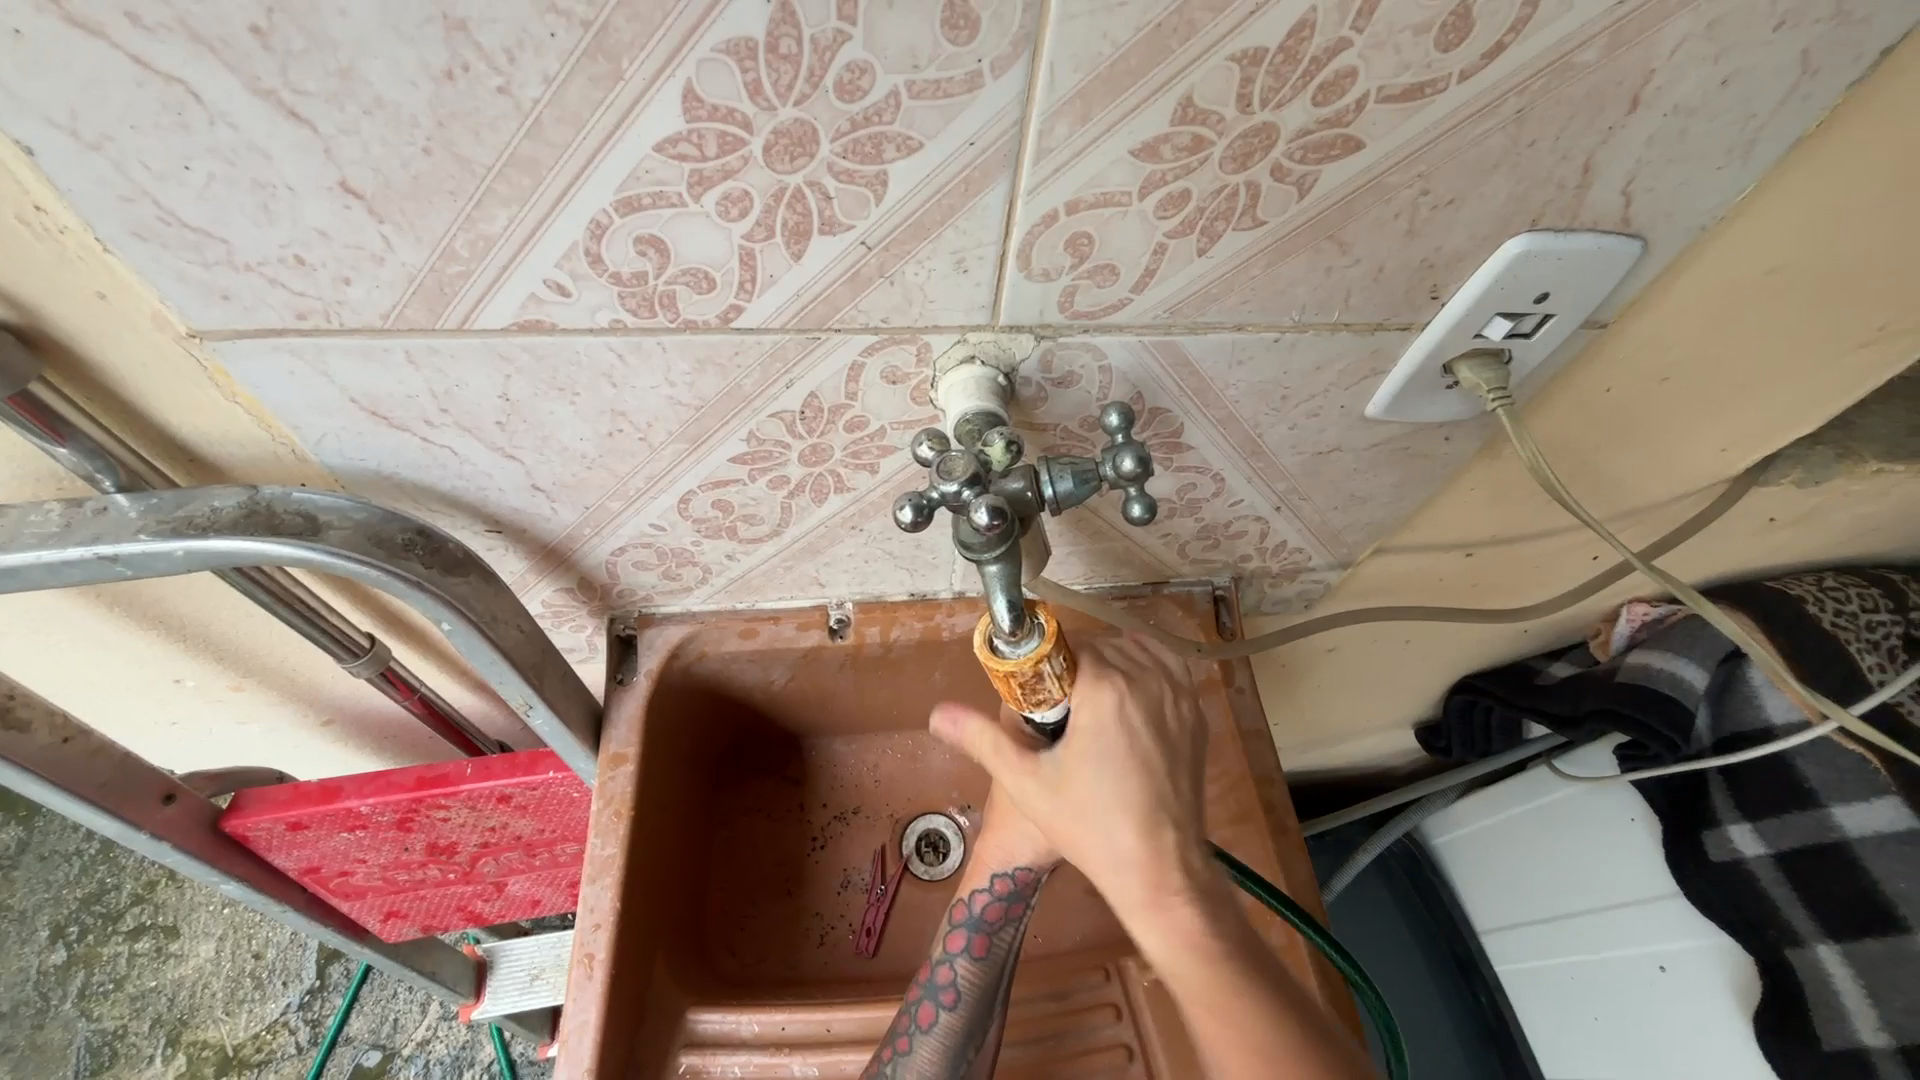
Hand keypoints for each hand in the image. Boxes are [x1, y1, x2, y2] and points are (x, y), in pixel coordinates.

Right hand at [929, 636, 1213, 923]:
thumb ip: (982, 739)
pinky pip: (1170, 666)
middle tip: (1060, 711)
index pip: (1068, 645)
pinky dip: (1148, 668)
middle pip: (1101, 647)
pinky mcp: (1197, 714)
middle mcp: (1147, 678)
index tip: (1038, 697)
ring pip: (1137, 650)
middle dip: (1076, 668)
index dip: (1047, 666)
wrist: (1159, 869)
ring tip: (1092, 704)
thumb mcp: (1026, 783)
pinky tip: (1130, 697)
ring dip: (1112, 663)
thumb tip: (937, 714)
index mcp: (1106, 686)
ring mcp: (1179, 694)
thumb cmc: (1089, 825)